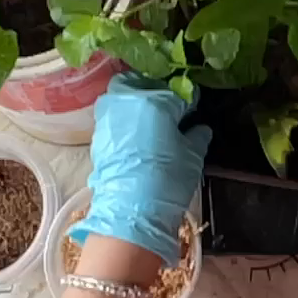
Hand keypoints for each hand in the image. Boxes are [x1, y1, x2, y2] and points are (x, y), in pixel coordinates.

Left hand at [70, 75, 210, 264]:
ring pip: (124, 97)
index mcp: (154, 99)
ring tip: (153, 123)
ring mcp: (108, 116)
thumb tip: (199, 127)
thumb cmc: (167, 178)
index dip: (189, 101)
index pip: (179, 91)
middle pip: (145, 84)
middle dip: (157, 92)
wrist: (131, 212)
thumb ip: (197, 134)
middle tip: (171, 111)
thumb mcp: (193, 155)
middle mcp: (126, 100)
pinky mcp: (98, 134)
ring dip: (138, 104)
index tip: (194, 110)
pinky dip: (126, 121)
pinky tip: (138, 137)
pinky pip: (115, 117)